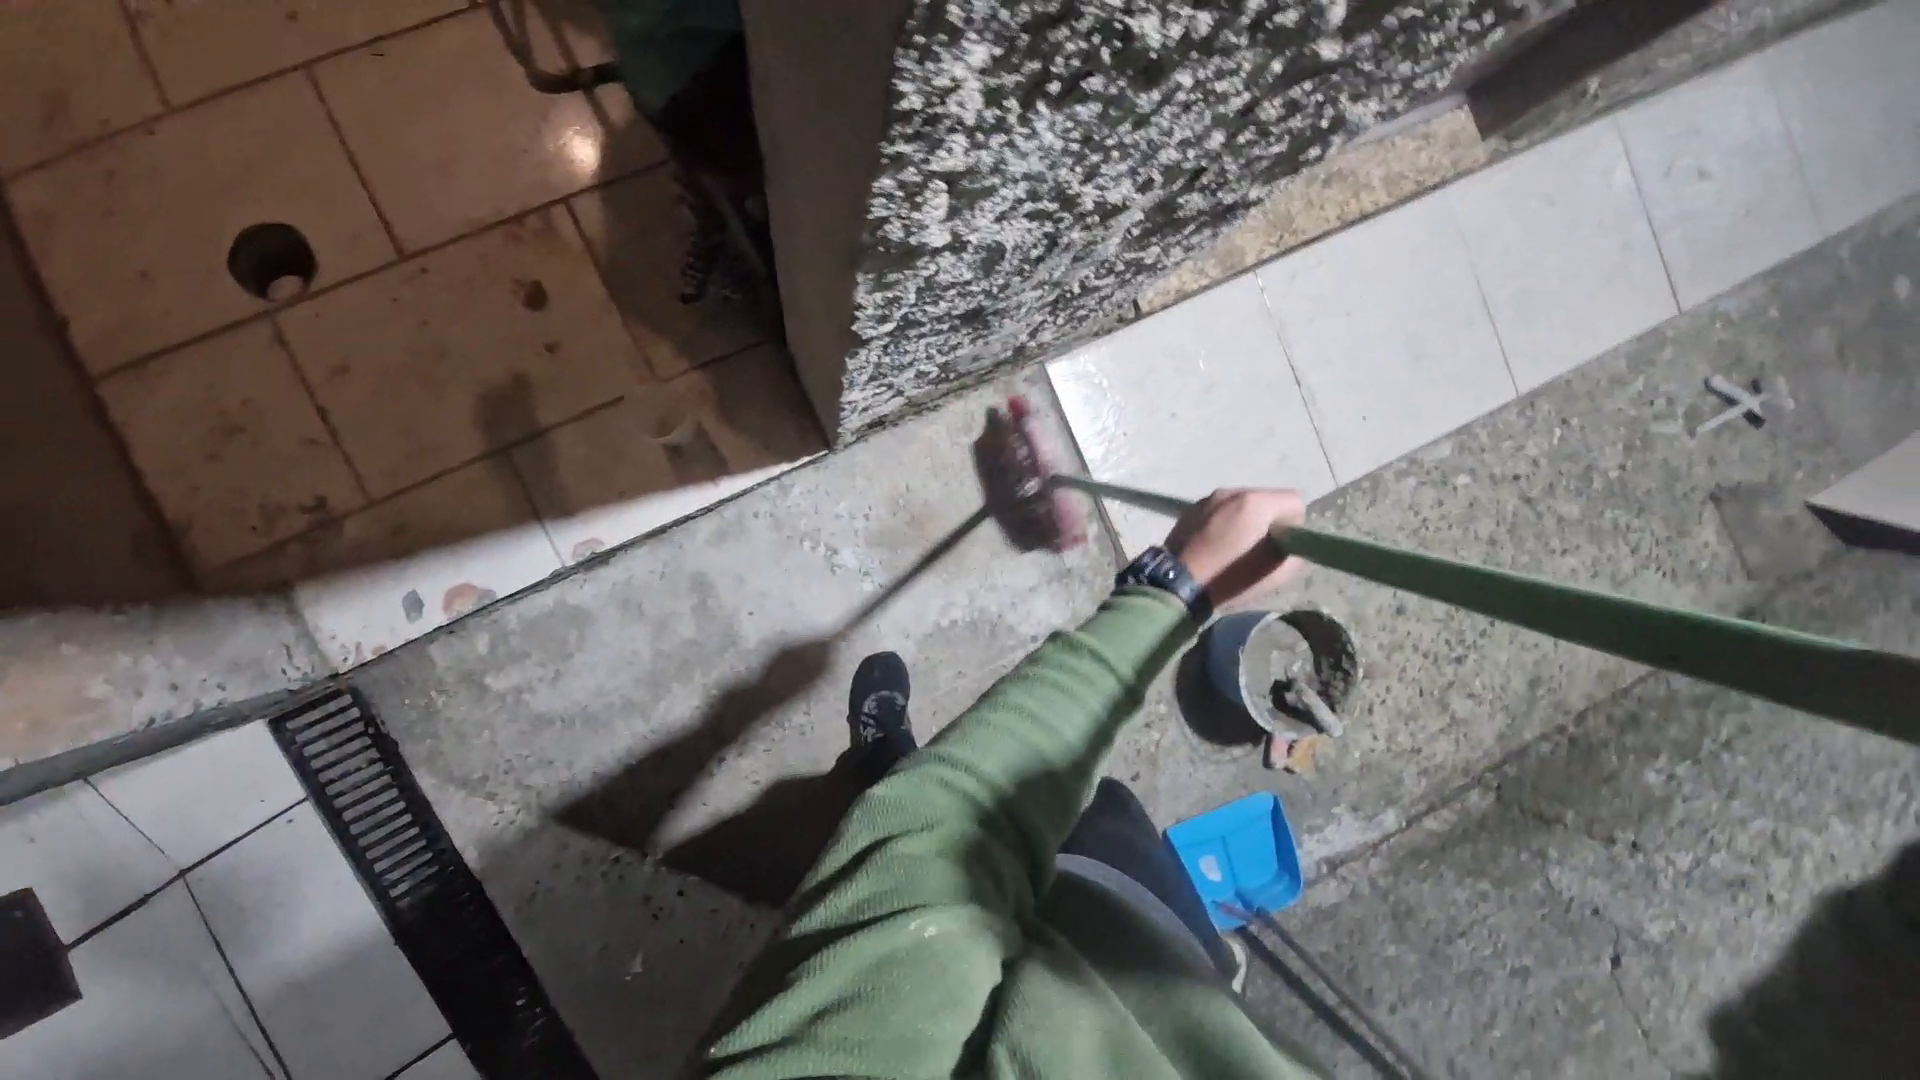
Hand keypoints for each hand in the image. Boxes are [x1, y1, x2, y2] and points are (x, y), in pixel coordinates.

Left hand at [1164, 488, 1307, 607]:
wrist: (1174, 584)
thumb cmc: (1228, 579)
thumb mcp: (1275, 573)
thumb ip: (1293, 551)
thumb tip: (1288, 541)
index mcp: (1254, 503)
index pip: (1294, 501)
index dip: (1294, 525)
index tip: (1282, 545)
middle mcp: (1231, 491)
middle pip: (1266, 498)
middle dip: (1269, 519)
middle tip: (1258, 548)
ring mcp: (1208, 498)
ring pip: (1241, 502)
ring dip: (1246, 519)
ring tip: (1233, 547)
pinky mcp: (1190, 508)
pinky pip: (1220, 509)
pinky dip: (1225, 521)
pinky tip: (1215, 544)